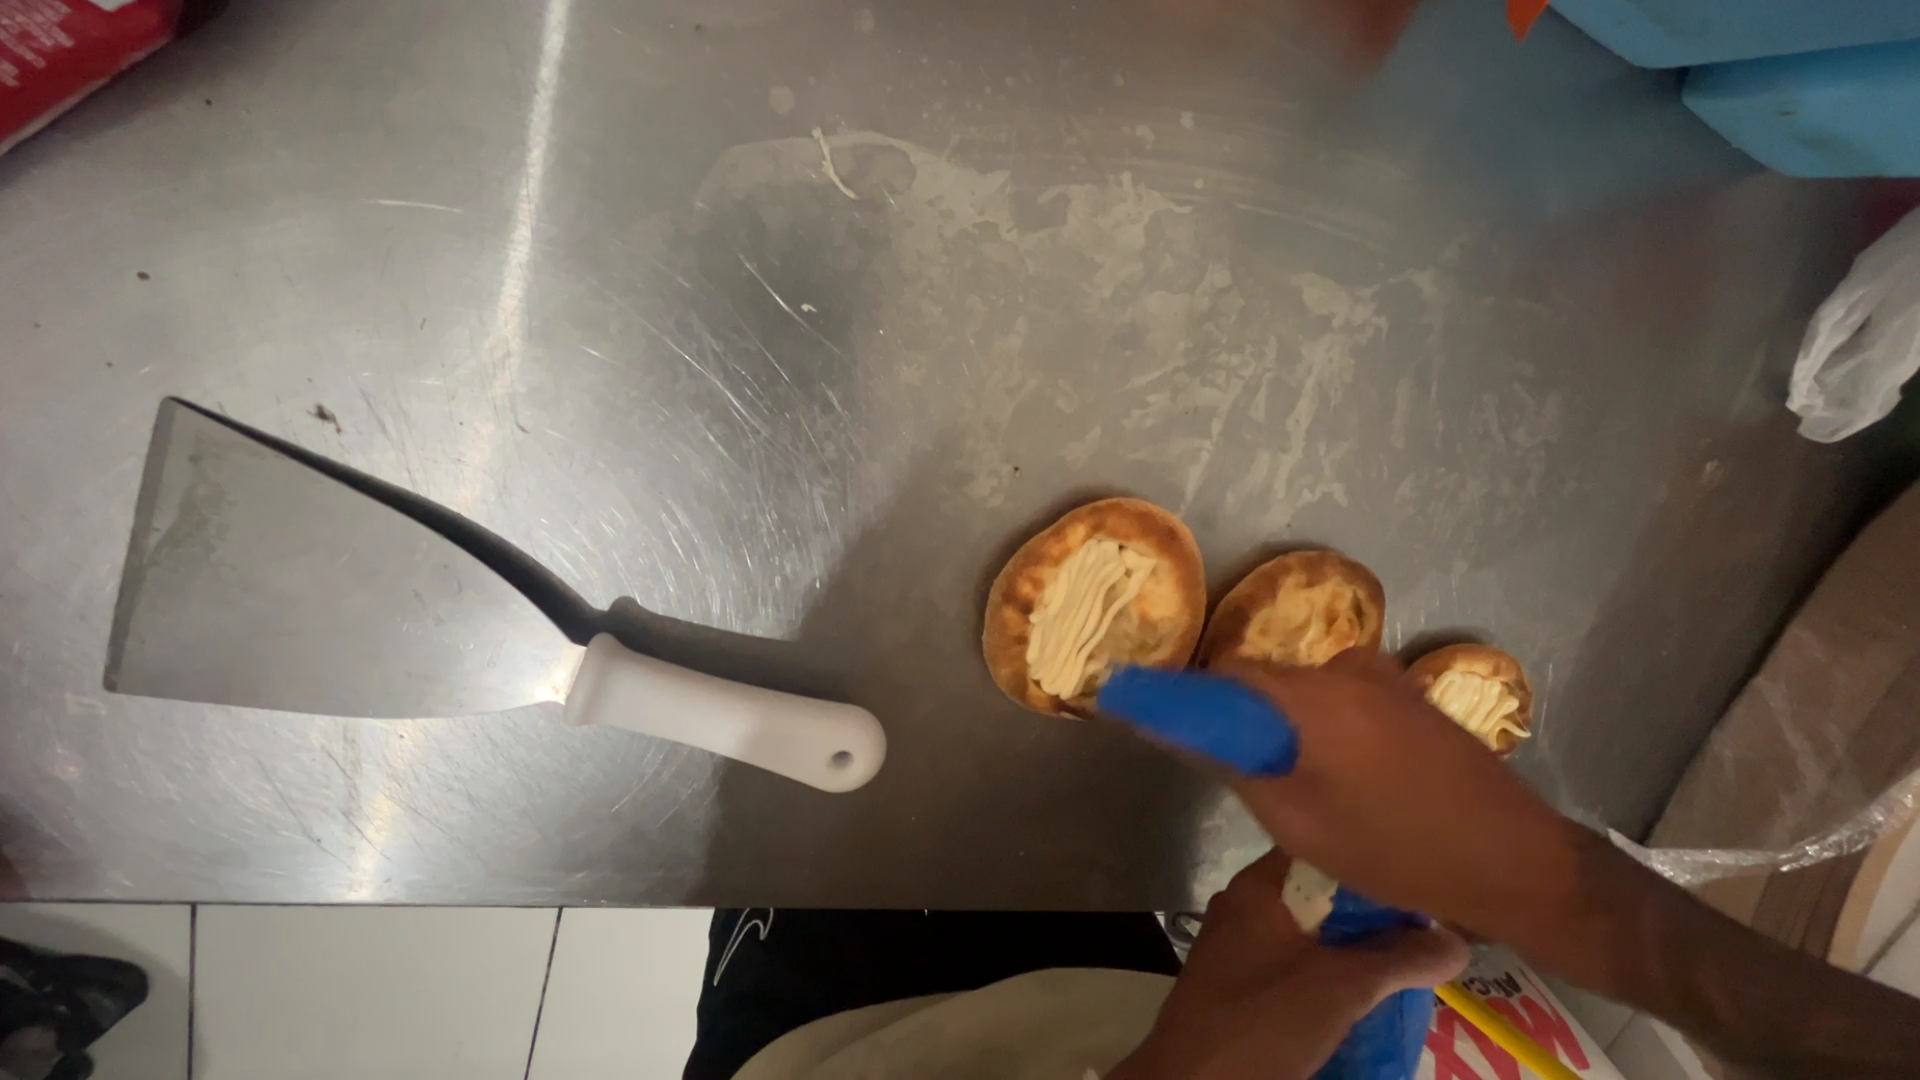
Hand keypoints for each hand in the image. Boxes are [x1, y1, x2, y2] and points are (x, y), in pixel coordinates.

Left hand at [1111, 850, 1465, 1079]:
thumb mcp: (1341, 988)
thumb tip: (1457, 940)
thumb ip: (1398, 959)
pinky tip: (1360, 992)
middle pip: (1318, 891)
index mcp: (1260, 884)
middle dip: (1369, 912)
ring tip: (1405, 962)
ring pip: (1307, 928)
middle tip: (1425, 931)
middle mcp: (1245, 900)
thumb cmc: (1263, 1018)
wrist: (1193, 1077)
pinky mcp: (1236, 974)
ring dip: (1351, 944)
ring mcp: (1236, 938)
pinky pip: (1291, 957)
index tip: (1419, 885)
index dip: (1372, 865)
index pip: (1322, 851)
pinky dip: (1326, 968)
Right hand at [1214, 649, 1595, 950]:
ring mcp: (1385, 677)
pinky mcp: (1410, 695)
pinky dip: (1323, 723)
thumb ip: (1231, 766)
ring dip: (1287, 722)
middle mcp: (1346, 667)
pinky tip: (1341, 772)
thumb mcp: (1296, 820)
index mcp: (1313, 694)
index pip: (1228, 673)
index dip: (1195, 698)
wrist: (1519, 863)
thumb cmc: (1395, 848)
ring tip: (1295, 778)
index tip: (1177, 728)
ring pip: (1306, 689)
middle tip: (1240, 767)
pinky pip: (1342, 696)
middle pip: (1268, 678)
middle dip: (1244, 715)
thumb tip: (1173, 732)